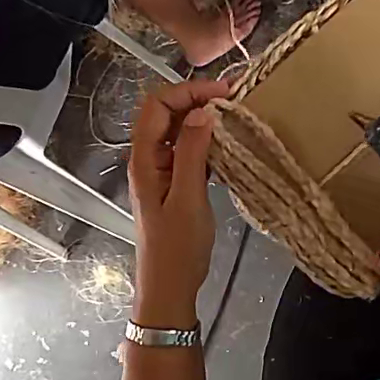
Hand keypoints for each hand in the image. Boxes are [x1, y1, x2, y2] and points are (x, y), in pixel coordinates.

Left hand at [128, 79, 229, 327]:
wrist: (169, 287)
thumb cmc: (177, 248)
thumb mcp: (188, 199)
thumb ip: (193, 154)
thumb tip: (204, 112)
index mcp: (145, 160)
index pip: (158, 106)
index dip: (188, 92)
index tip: (224, 93)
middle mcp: (150, 160)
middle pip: (167, 114)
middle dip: (197, 100)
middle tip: (234, 100)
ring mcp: (162, 173)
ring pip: (179, 132)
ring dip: (203, 120)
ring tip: (235, 117)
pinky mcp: (176, 185)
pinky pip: (189, 152)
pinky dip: (207, 142)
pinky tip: (228, 145)